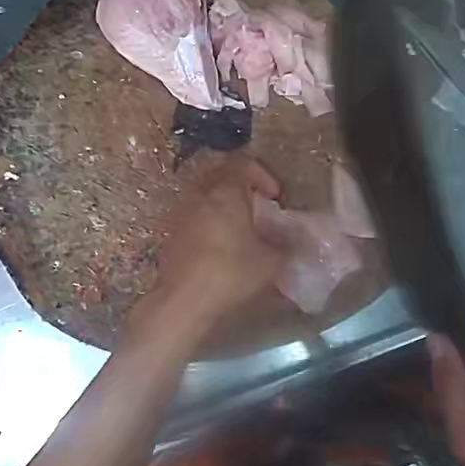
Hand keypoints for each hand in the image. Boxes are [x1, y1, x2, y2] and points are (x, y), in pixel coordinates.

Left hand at [134, 156, 287, 342]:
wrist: (182, 301)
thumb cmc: (230, 274)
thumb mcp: (271, 262)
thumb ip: (286, 246)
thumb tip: (293, 241)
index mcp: (225, 193)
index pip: (242, 164)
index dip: (262, 175)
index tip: (274, 197)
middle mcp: (199, 196)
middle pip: (221, 178)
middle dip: (242, 190)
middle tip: (258, 210)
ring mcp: (181, 215)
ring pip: (205, 198)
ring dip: (223, 207)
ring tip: (241, 231)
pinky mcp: (170, 236)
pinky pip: (193, 218)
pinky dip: (208, 224)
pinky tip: (220, 249)